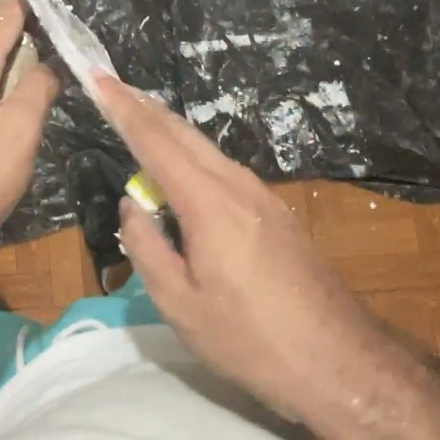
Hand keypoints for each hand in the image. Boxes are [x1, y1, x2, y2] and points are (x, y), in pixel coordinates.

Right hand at [99, 75, 368, 421]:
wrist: (340, 361)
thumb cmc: (252, 339)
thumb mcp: (181, 305)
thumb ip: (147, 247)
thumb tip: (132, 205)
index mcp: (208, 202)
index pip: (155, 141)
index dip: (123, 108)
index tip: (99, 79)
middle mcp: (236, 185)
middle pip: (182, 132)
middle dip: (144, 106)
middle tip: (112, 85)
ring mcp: (260, 195)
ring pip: (205, 148)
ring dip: (168, 129)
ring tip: (138, 116)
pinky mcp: (273, 211)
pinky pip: (221, 167)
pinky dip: (190, 153)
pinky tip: (181, 166)